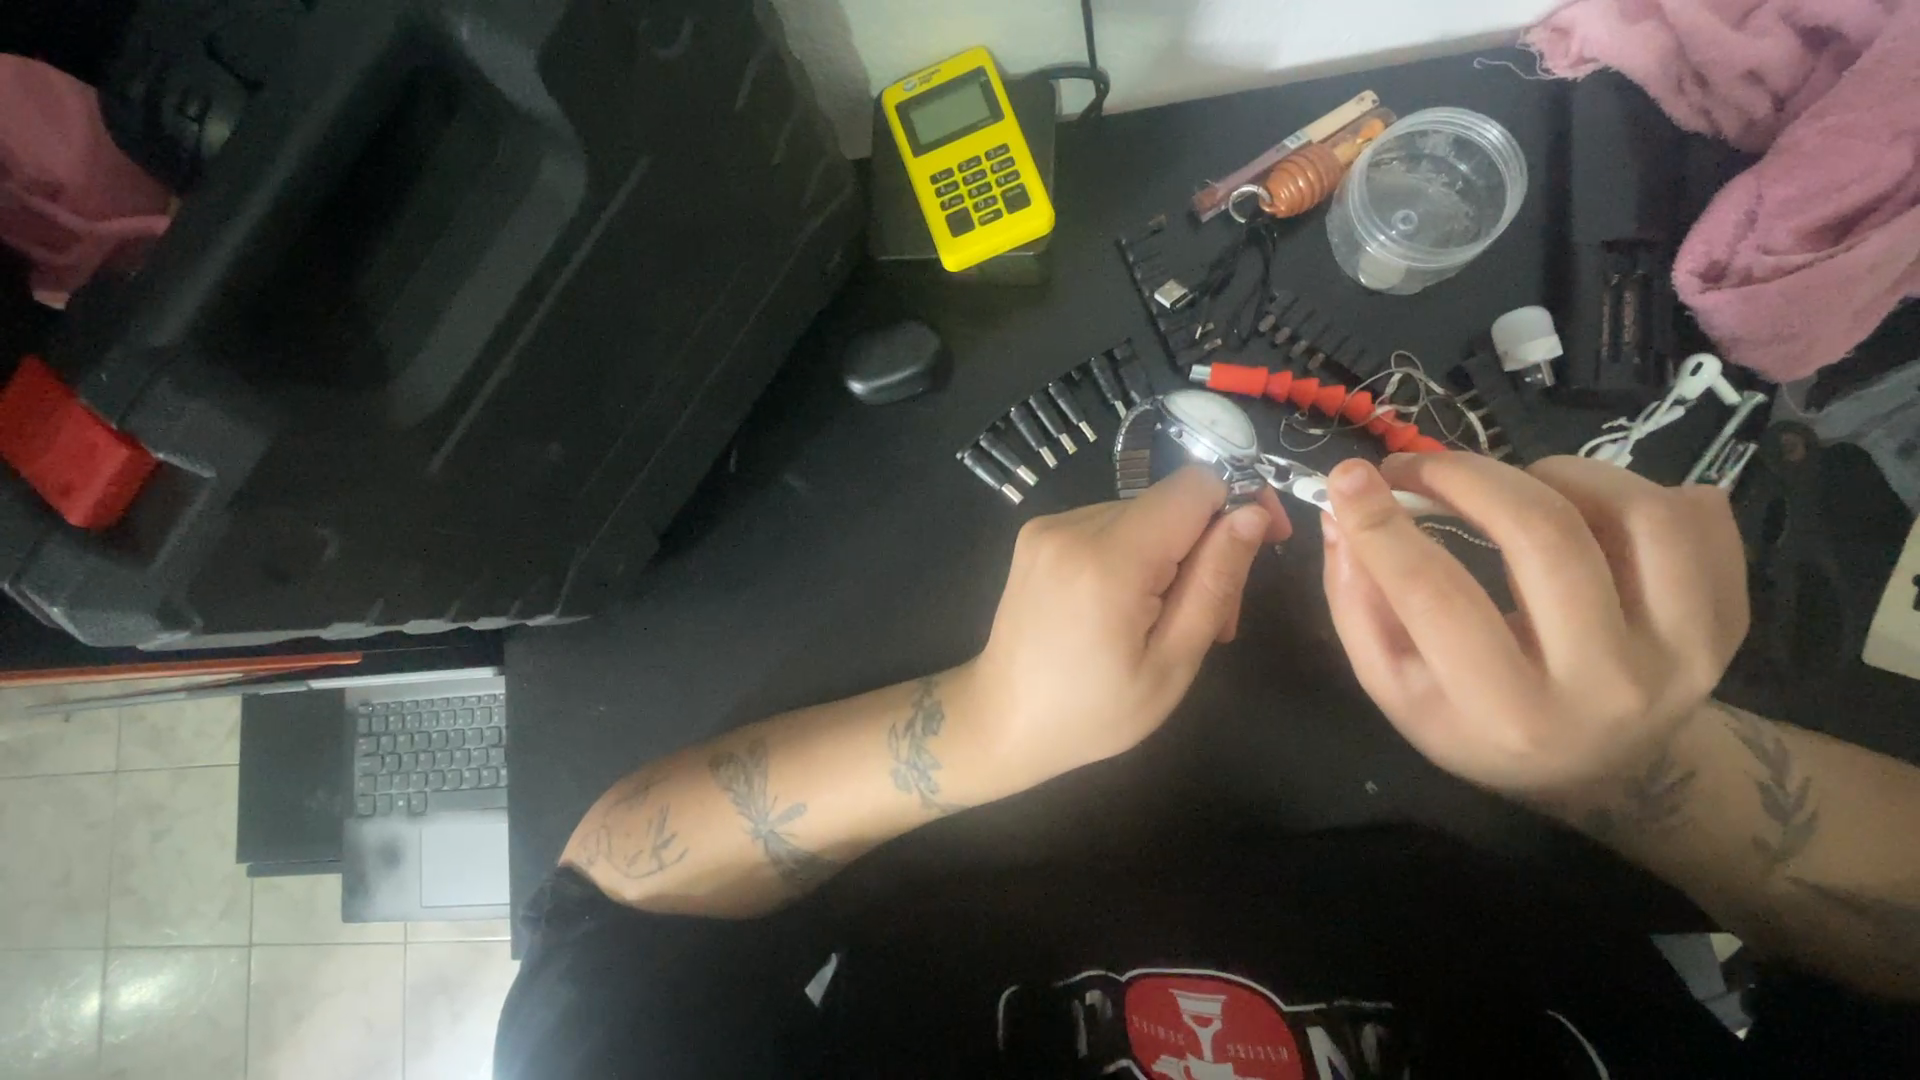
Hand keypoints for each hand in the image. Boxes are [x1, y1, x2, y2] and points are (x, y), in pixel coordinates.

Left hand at [958, 467, 1290, 792]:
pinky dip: (1133, 555)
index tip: (1261, 544)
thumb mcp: (1172, 662)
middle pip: (1171, 503)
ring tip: (1165, 622)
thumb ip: (1215, 582)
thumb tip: (1252, 512)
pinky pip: (1108, 524)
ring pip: (1142, 514)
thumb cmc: (1092, 712)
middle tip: (1214, 620)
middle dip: (1207, 548)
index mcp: (1107, 560)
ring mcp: (1048, 526)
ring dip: (1170, 556)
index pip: (1194, 485)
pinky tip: (1129, 606)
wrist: (1001, 720)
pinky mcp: (1036, 534)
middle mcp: (1072, 526)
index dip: (1239, 503)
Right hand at [1322, 453, 1748, 798]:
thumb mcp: (1392, 683)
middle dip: (1467, 477)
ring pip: (1637, 515)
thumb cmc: (1472, 722)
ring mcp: (1683, 653)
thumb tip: (1341, 513)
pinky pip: (1697, 524)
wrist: (1598, 769)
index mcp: (1502, 710)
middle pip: (1543, 538)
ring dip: (1557, 473)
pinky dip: (1634, 489)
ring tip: (1512, 482)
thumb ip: (1356, 602)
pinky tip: (1584, 503)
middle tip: (1420, 464)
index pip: (1433, 595)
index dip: (1382, 525)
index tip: (1351, 477)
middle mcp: (1604, 685)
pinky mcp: (1728, 625)